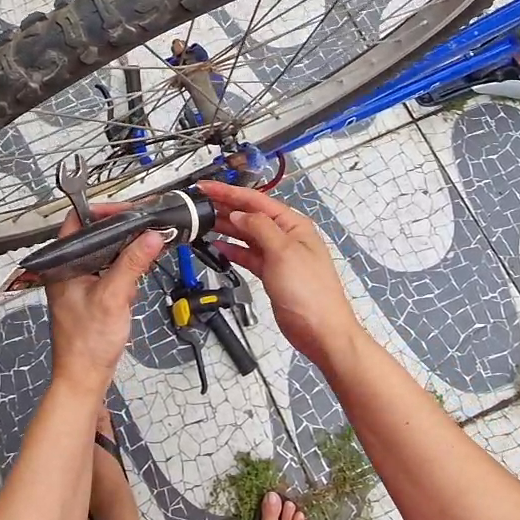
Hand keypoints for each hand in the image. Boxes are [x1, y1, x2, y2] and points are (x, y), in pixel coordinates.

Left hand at [45, 205, 170, 393]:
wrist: (83, 379)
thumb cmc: (87, 342)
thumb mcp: (113, 296)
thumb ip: (132, 264)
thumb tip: (152, 236)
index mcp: (62, 262)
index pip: (78, 219)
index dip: (102, 210)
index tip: (129, 210)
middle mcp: (67, 268)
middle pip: (95, 235)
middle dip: (122, 233)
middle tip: (146, 228)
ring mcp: (78, 281)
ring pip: (105, 253)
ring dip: (125, 254)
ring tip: (144, 252)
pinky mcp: (90, 294)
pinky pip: (109, 271)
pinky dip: (123, 271)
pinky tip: (135, 280)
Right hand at [200, 182, 365, 367]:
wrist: (321, 333)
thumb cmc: (307, 289)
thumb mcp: (283, 252)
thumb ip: (259, 228)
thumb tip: (238, 214)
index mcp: (292, 224)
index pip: (256, 200)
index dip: (229, 192)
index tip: (205, 187)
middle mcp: (284, 235)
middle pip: (250, 215)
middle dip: (225, 207)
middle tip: (198, 204)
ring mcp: (277, 255)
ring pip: (247, 235)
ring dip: (226, 228)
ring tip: (202, 222)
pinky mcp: (271, 274)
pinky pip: (248, 255)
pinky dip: (233, 250)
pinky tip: (217, 247)